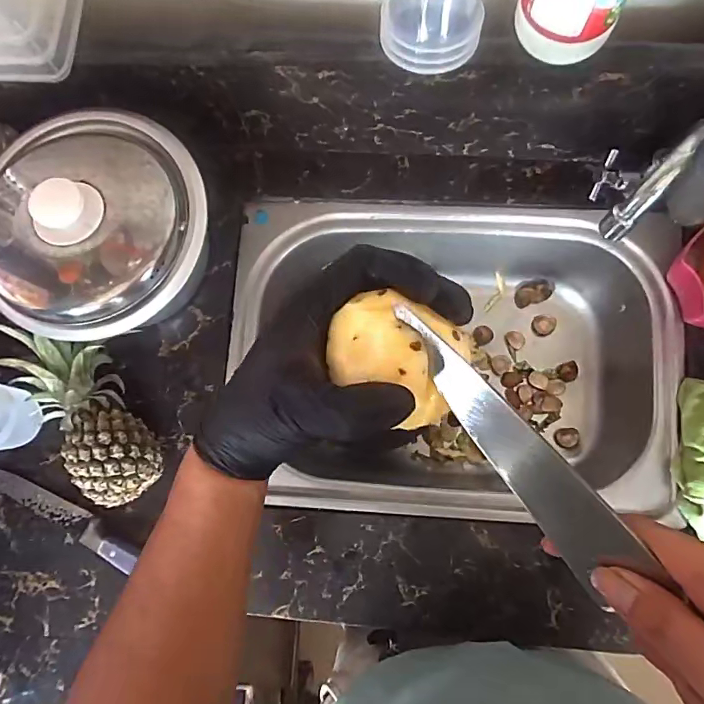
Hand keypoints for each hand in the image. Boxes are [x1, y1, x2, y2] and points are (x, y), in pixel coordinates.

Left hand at [196, 245, 470, 480]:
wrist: (242, 439)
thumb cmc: (262, 416)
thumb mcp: (303, 412)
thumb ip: (350, 410)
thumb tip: (407, 399)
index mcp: (313, 306)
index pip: (364, 264)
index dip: (406, 270)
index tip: (438, 298)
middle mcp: (329, 312)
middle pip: (386, 282)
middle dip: (428, 294)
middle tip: (461, 319)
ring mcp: (338, 335)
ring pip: (390, 310)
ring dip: (425, 319)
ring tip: (454, 340)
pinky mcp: (344, 359)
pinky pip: (386, 342)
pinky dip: (412, 350)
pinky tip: (429, 372)